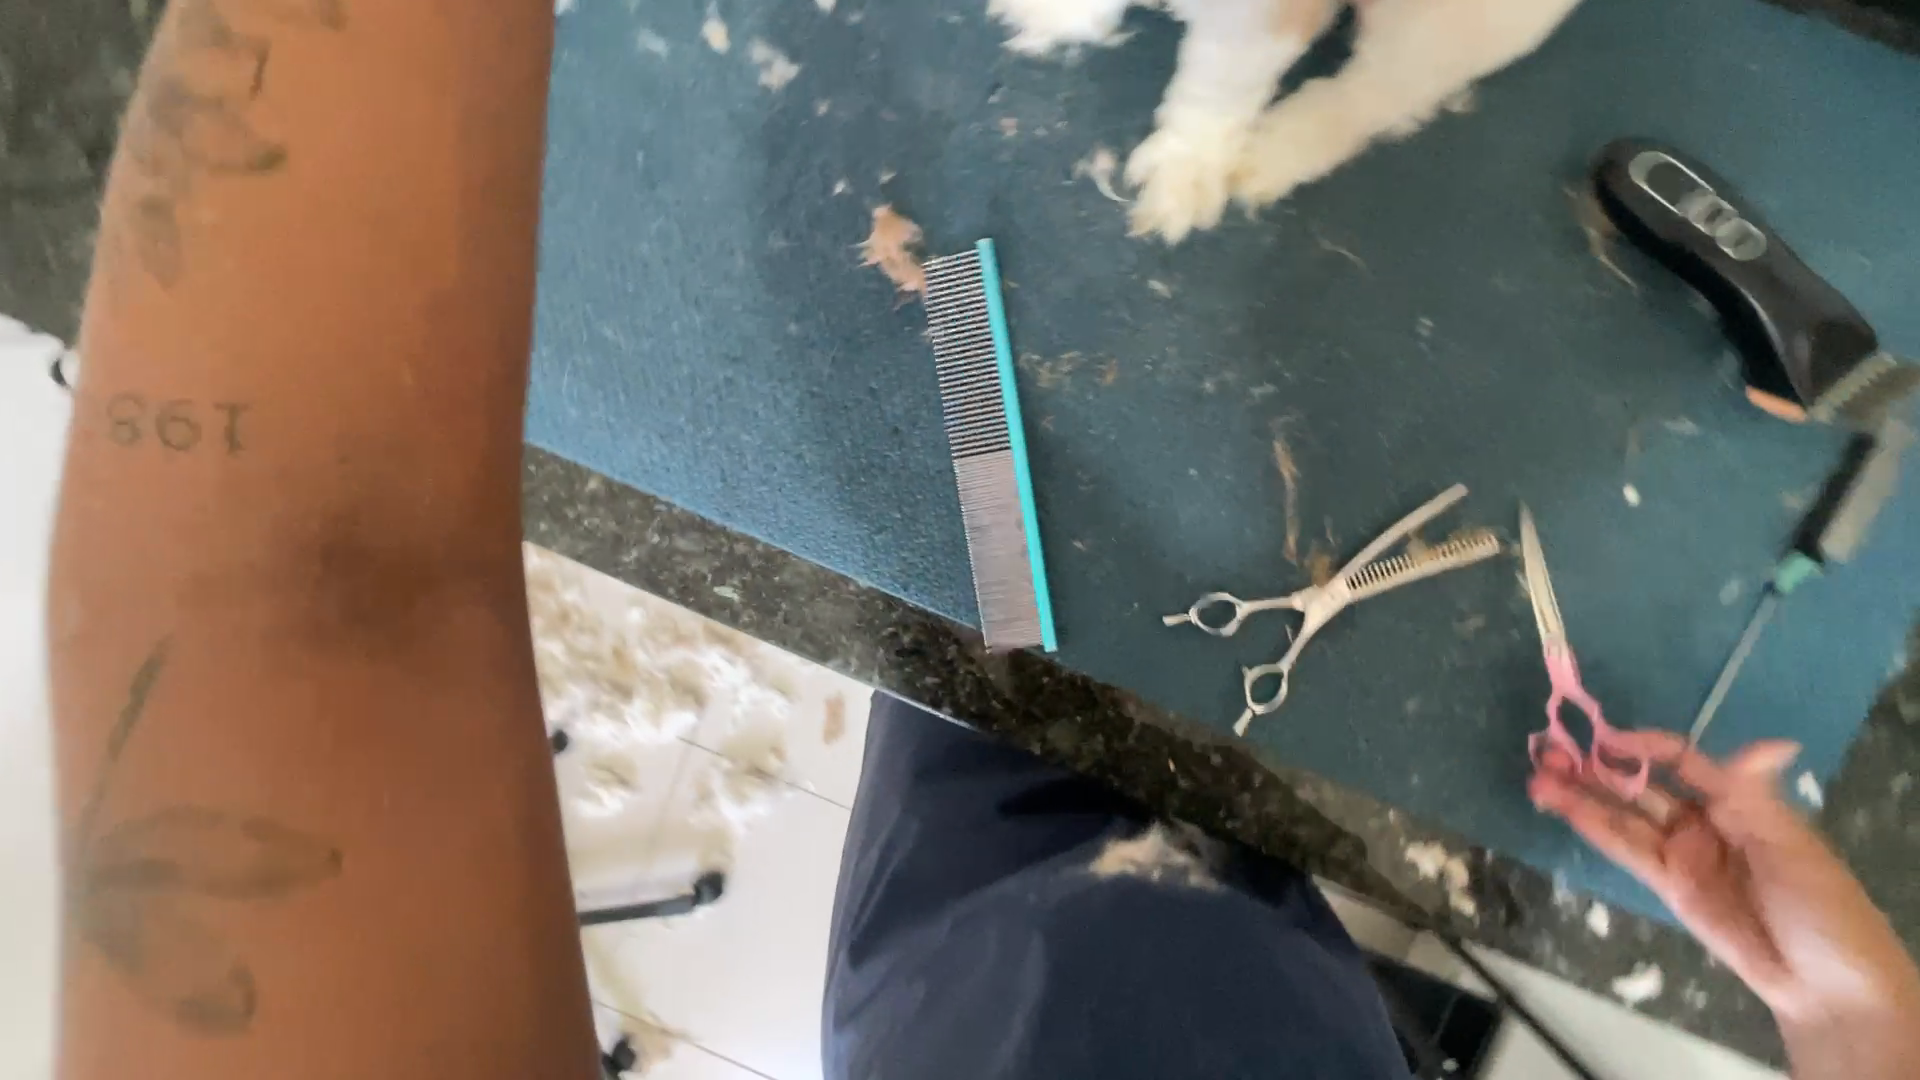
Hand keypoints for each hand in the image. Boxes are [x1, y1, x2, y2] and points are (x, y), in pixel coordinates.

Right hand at [1531, 734, 1919, 1073]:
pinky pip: (1620, 845)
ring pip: (1619, 812)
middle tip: (1549, 751)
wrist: (1827, 987)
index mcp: (1739, 804)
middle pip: (1639, 784)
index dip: (1643, 746)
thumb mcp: (1792, 846)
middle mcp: (1702, 820)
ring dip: (1578, 793)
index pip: (1682, 761)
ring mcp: (1679, 851)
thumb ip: (1756, 796)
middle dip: (1594, 765)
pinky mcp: (1662, 879)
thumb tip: (1771, 743)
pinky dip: (1588, 823)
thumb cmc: (1821, 907)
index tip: (1603, 739)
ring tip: (1537, 778)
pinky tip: (1557, 805)